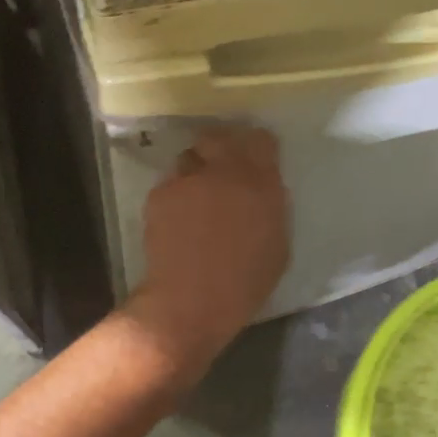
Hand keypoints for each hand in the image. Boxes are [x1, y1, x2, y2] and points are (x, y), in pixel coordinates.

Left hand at [127, 126, 290, 363]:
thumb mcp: (277, 245)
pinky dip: (177, 193)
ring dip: (197, 170)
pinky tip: (178, 218)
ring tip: (198, 195)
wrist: (190, 300)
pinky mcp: (160, 194)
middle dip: (222, 148)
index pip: (261, 140)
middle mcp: (222, 170)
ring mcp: (187, 179)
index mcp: (259, 182)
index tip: (258, 160)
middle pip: (220, 137)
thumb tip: (263, 191)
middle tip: (224, 171)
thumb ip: (271, 207)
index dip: (259, 147)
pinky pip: (172, 182)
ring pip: (191, 157)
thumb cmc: (244, 282)